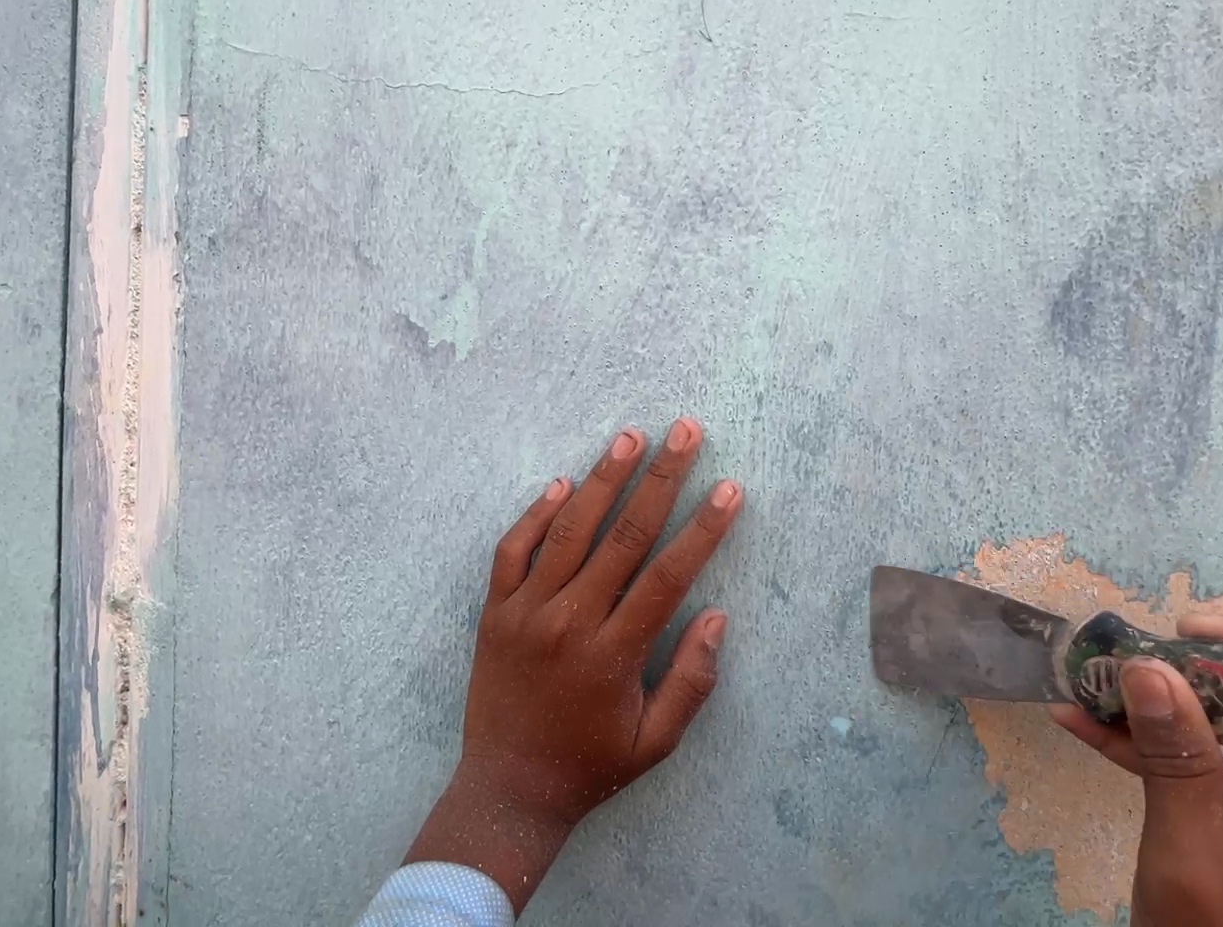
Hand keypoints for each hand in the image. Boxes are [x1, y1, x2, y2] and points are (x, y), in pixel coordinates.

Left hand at [404, 418, 742, 910]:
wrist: (507, 791)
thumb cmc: (590, 766)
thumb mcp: (655, 741)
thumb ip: (692, 681)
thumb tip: (717, 616)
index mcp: (613, 653)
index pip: (668, 575)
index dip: (703, 528)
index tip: (729, 488)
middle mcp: (570, 621)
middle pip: (624, 536)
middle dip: (661, 478)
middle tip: (685, 432)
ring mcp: (526, 612)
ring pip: (569, 530)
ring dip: (602, 479)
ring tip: (630, 437)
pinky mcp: (494, 611)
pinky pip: (512, 550)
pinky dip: (536, 514)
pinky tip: (563, 483)